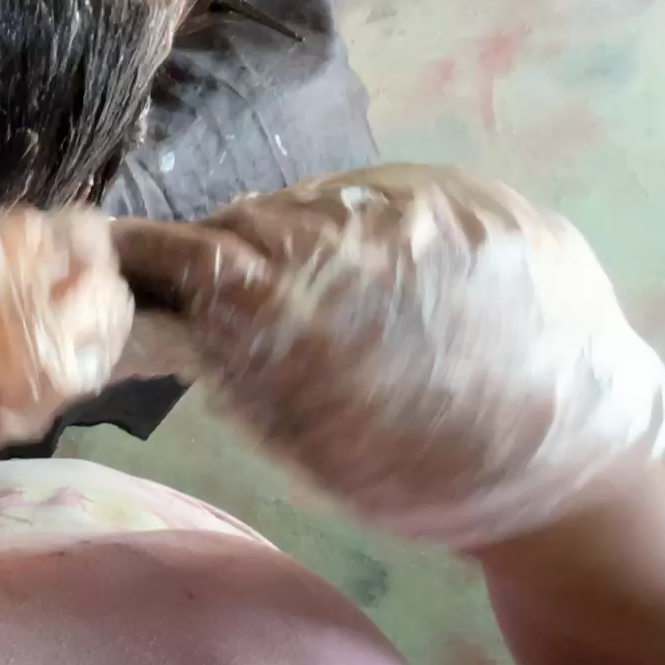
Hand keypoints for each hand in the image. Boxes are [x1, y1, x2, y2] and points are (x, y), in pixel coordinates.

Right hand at [113, 163, 664, 545]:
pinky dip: (339, 220)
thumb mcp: (274, 421)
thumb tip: (159, 309)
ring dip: (278, 234)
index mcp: (295, 305)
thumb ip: (213, 350)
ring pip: (303, 200)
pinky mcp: (478, 199)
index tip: (111, 249)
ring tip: (290, 275)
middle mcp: (353, 239)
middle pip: (244, 219)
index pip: (191, 251)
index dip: (143, 247)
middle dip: (214, 249)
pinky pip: (371, 189)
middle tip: (210, 281)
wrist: (553, 474)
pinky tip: (348, 257)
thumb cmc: (389, 467)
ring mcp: (423, 211)